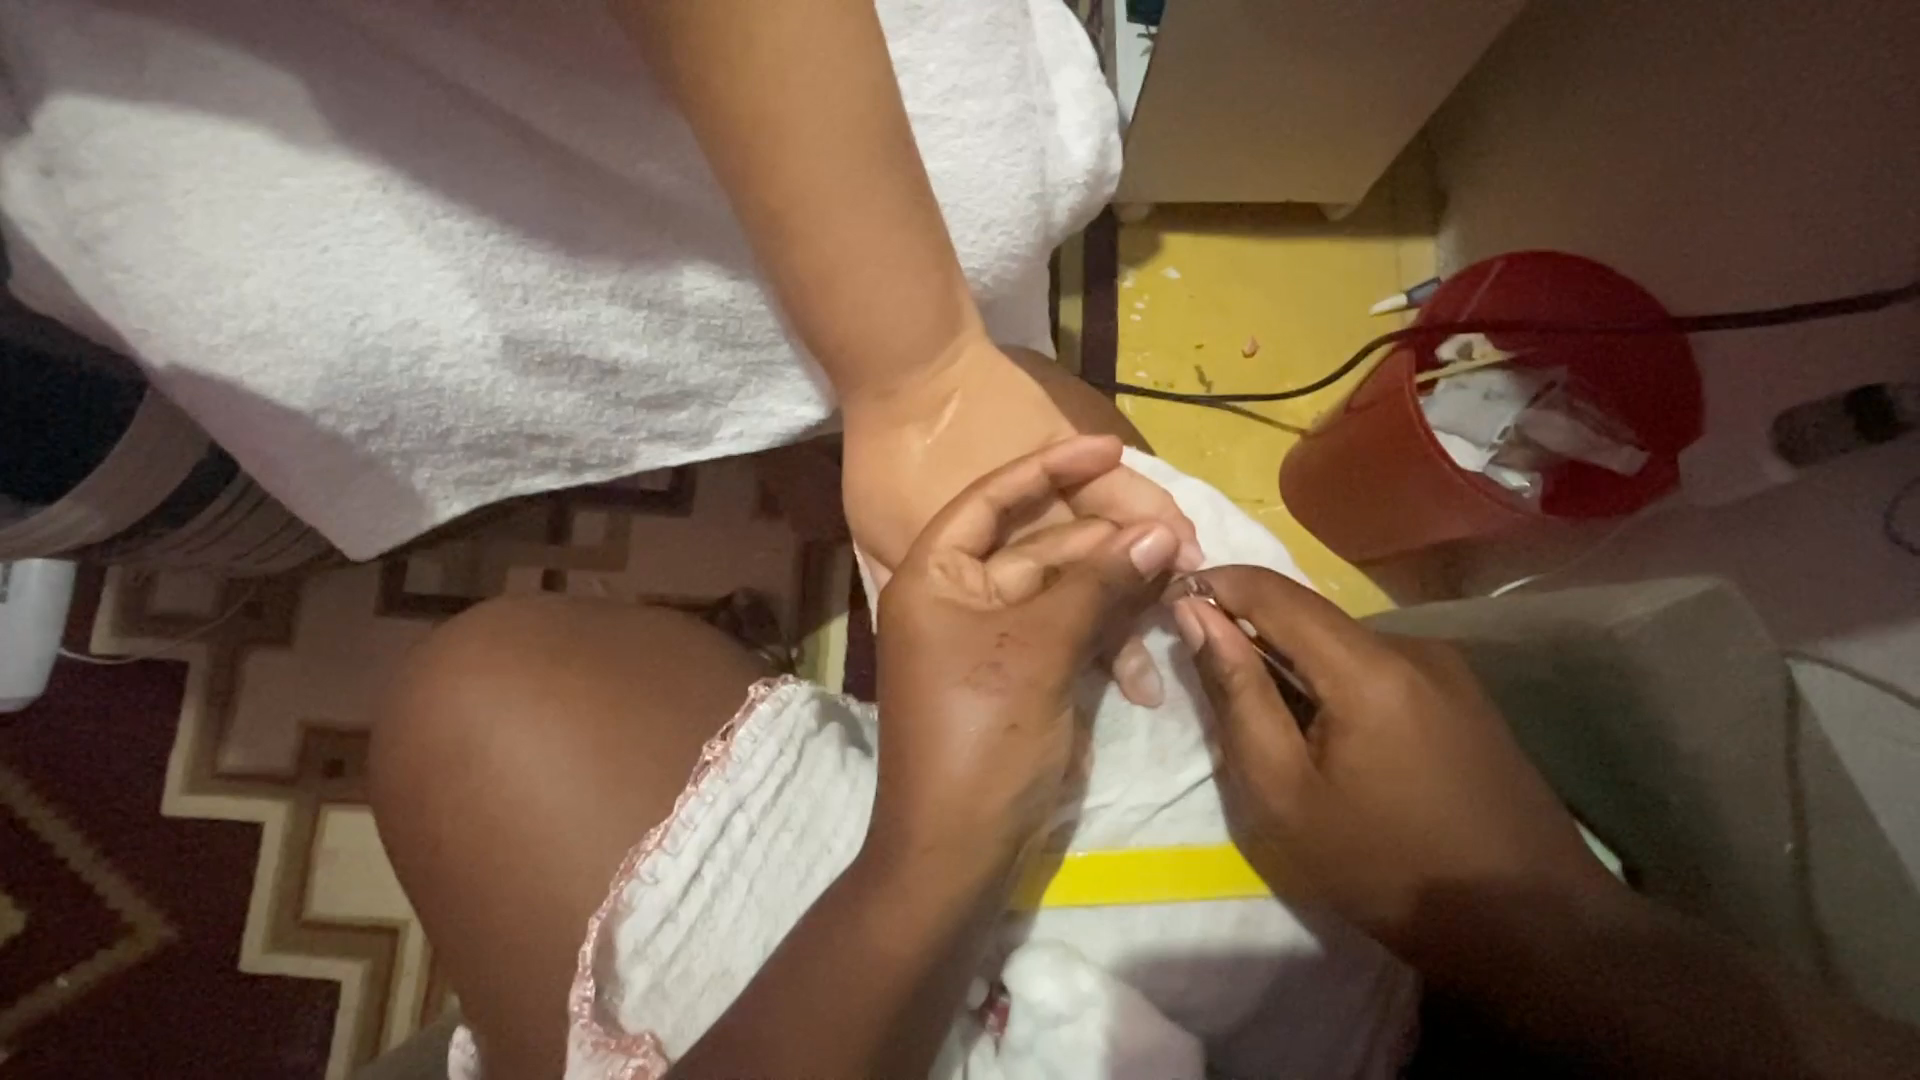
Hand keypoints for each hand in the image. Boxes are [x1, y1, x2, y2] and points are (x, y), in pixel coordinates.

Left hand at [843, 340, 1201, 706]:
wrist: (957, 849)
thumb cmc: (979, 733)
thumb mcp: (1039, 649)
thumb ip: (1099, 585)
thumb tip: (1163, 533)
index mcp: (935, 575)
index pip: (992, 499)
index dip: (1051, 468)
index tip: (1112, 448)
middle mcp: (959, 596)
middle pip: (1039, 548)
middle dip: (1106, 544)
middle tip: (1180, 537)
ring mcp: (993, 639)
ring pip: (1064, 593)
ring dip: (1117, 590)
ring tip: (1180, 579)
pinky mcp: (1023, 674)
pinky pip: (1070, 635)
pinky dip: (1108, 636)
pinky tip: (1152, 649)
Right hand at [1170, 566, 1619, 967]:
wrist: (1535, 933)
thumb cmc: (1385, 866)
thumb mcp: (1282, 791)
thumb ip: (1236, 693)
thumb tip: (1195, 614)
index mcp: (1367, 666)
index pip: (1272, 591)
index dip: (1214, 585)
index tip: (1169, 602)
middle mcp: (1412, 645)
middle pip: (1308, 617)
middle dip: (1250, 634)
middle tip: (1212, 685)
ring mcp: (1447, 668)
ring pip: (1341, 643)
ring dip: (1294, 664)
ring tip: (1274, 727)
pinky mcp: (1463, 695)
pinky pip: (1376, 667)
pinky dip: (1334, 683)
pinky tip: (1333, 740)